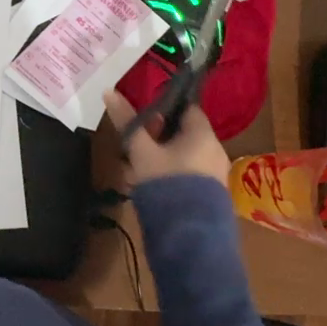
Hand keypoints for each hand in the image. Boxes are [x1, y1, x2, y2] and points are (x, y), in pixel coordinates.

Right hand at [102, 90, 231, 191]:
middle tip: (135, 146)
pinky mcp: (213, 196)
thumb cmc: (166, 182)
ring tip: (138, 170)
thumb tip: (109, 91)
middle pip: (185, 134)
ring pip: (185, 156)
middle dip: (159, 137)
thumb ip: (128, 122)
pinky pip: (190, 176)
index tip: (145, 118)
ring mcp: (217, 175)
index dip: (165, 109)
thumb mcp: (141, 151)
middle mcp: (216, 150)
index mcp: (204, 135)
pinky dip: (173, 175)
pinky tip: (153, 188)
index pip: (188, 109)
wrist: (189, 234)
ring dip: (163, 158)